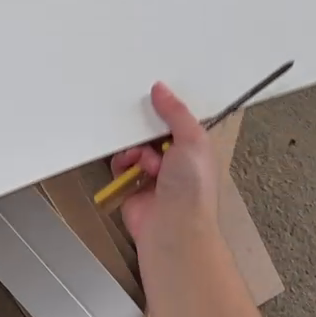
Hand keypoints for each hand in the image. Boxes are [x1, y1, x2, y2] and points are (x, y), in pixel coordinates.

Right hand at [109, 82, 220, 248]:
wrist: (172, 228)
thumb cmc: (191, 186)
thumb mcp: (193, 140)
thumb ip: (176, 113)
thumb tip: (159, 88)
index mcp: (196, 149)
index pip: (180, 121)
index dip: (168, 109)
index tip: (154, 92)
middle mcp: (175, 161)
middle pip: (153, 132)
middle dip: (145, 128)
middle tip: (141, 124)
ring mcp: (153, 174)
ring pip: (134, 146)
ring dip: (135, 148)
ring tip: (143, 159)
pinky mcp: (131, 186)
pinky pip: (119, 164)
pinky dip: (121, 162)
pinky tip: (128, 166)